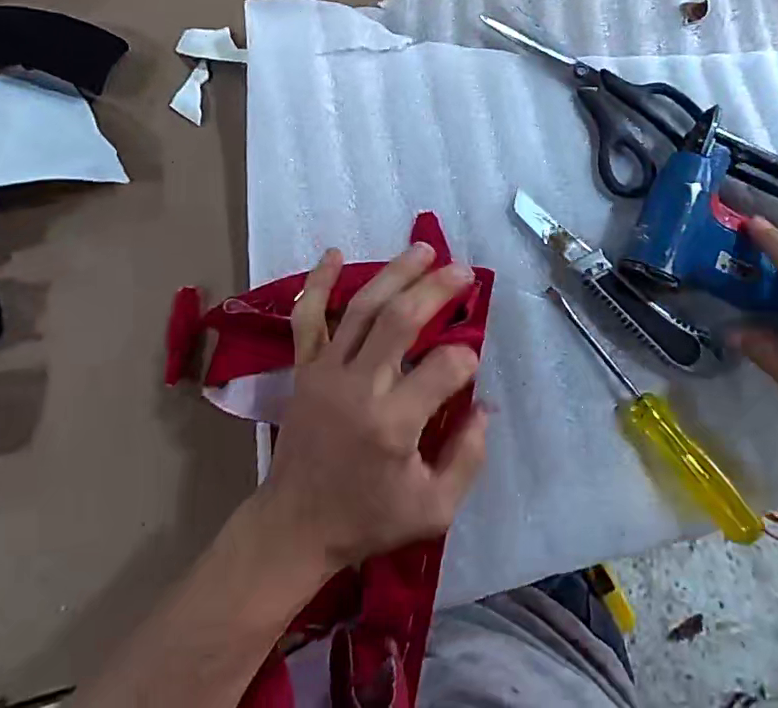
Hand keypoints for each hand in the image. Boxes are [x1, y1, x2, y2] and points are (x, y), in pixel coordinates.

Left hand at [250, 243, 488, 571]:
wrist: (293, 528)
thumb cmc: (367, 519)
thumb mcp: (434, 508)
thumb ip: (468, 457)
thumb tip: (485, 406)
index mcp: (393, 424)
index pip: (443, 368)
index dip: (467, 357)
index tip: (473, 361)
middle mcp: (357, 388)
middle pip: (400, 320)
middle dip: (437, 289)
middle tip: (464, 271)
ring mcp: (324, 374)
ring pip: (362, 308)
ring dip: (395, 273)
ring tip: (424, 249)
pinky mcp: (303, 371)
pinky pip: (307, 319)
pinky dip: (318, 284)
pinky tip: (334, 253)